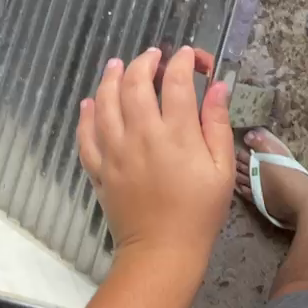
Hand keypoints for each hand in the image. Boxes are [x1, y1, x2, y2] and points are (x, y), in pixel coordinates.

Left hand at [76, 46, 233, 265]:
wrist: (161, 252)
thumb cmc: (200, 210)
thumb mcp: (222, 167)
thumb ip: (217, 124)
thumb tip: (217, 87)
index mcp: (176, 134)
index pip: (175, 82)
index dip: (182, 61)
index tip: (189, 56)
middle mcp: (141, 135)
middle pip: (134, 84)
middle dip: (144, 62)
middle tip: (154, 56)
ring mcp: (115, 152)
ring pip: (104, 103)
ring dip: (110, 78)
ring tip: (117, 65)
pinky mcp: (99, 170)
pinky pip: (85, 135)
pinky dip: (86, 114)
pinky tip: (90, 102)